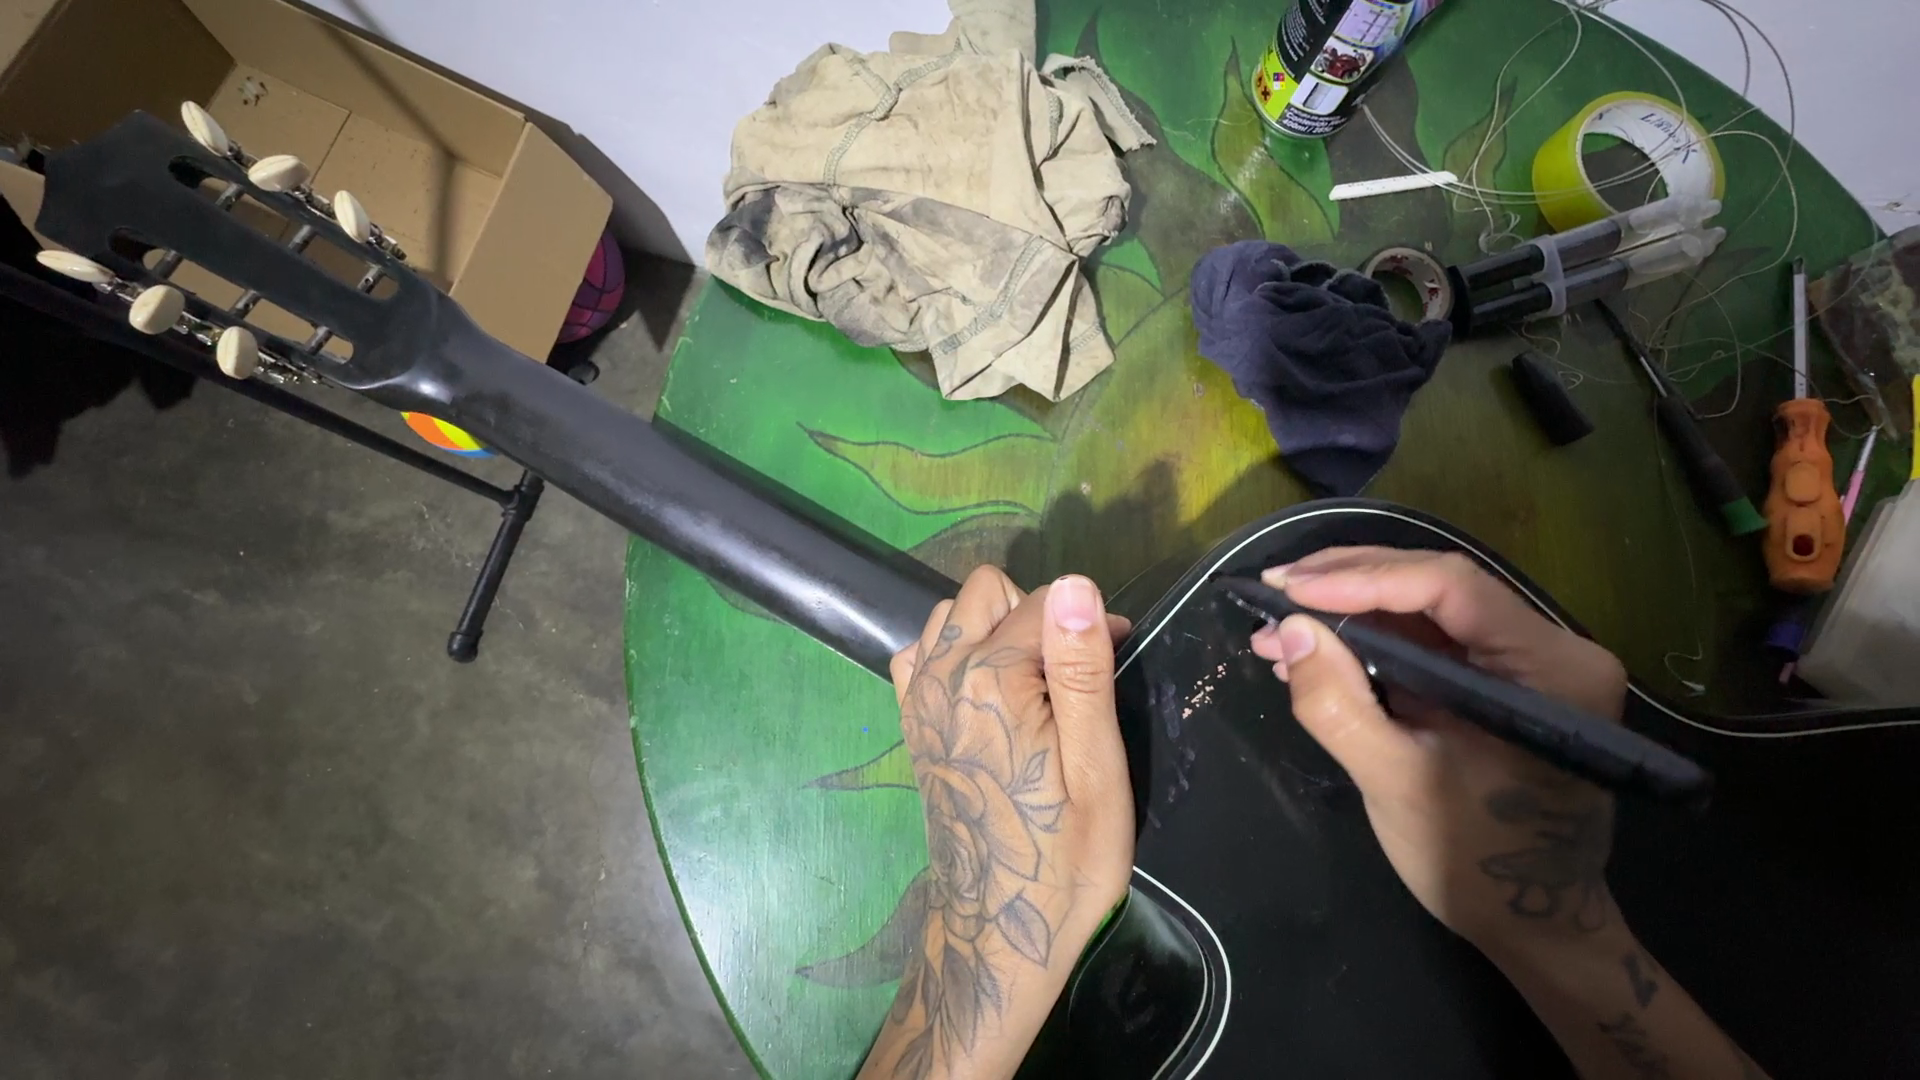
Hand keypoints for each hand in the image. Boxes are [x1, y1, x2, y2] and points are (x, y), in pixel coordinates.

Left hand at [861, 567, 1132, 1079]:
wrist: (999, 927)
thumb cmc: (1064, 853)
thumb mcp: (1095, 766)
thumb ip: (1080, 669)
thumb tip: (1075, 584)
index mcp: (990, 678)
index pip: (1044, 600)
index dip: (1089, 621)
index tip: (1115, 656)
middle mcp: (941, 674)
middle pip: (986, 589)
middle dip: (1033, 610)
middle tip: (1067, 673)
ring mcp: (916, 696)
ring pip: (951, 613)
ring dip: (993, 626)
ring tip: (1029, 681)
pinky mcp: (909, 719)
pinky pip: (921, 650)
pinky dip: (954, 650)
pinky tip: (983, 692)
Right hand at [1248, 547, 1629, 957]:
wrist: (1528, 923)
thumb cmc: (1473, 859)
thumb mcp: (1394, 780)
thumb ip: (1338, 703)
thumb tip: (1289, 627)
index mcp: (1550, 669)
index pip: (1451, 588)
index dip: (1363, 579)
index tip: (1289, 590)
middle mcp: (1544, 649)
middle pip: (1432, 586)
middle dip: (1344, 583)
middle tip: (1272, 587)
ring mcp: (1515, 663)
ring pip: (1416, 608)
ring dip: (1341, 612)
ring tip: (1273, 627)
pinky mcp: (1486, 681)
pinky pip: (1416, 641)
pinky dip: (1357, 640)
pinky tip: (1305, 651)